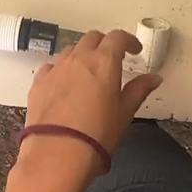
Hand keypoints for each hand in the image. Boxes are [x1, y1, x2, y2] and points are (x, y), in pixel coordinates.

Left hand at [20, 30, 157, 174]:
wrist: (57, 154)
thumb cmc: (95, 136)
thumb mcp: (124, 113)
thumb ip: (139, 90)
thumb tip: (153, 79)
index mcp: (103, 62)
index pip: (117, 37)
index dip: (128, 41)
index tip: (134, 49)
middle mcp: (78, 59)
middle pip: (92, 38)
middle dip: (104, 44)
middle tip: (113, 58)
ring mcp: (56, 69)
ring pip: (71, 50)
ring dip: (82, 55)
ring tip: (89, 73)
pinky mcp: (38, 83)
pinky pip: (51, 67)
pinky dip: (61, 70)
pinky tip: (64, 84)